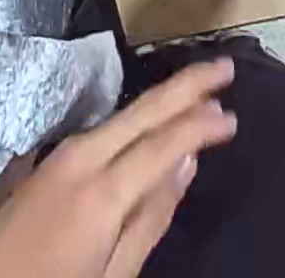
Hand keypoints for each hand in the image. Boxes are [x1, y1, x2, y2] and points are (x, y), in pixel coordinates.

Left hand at [0, 59, 237, 277]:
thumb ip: (150, 218)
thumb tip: (186, 162)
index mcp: (101, 191)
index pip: (163, 142)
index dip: (201, 124)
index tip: (233, 113)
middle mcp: (83, 155)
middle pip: (144, 110)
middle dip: (187, 84)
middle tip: (225, 67)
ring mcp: (63, 153)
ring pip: (127, 113)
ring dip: (166, 98)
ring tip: (202, 88)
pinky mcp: (51, 160)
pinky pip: (109, 127)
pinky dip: (141, 116)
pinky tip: (157, 117)